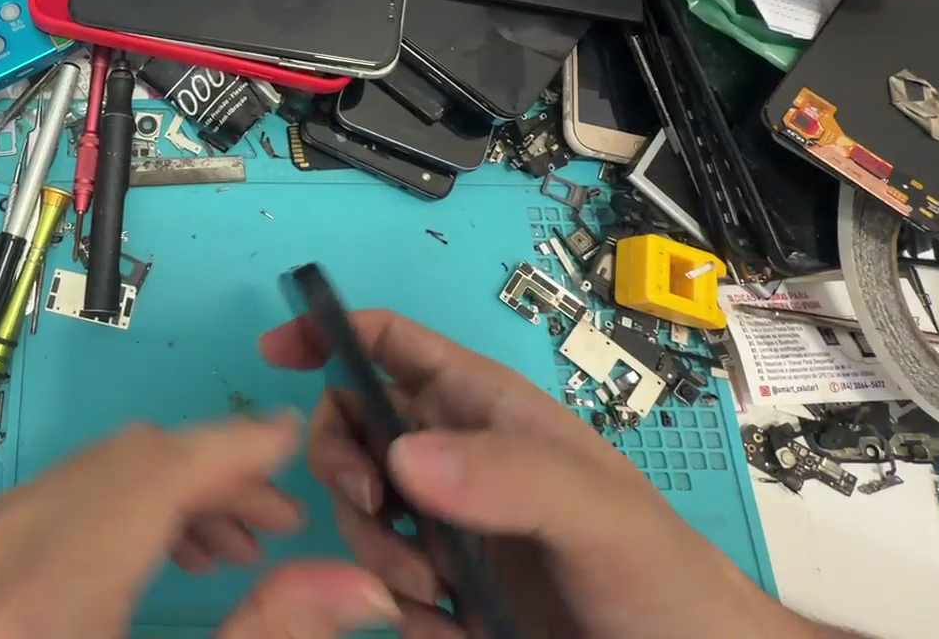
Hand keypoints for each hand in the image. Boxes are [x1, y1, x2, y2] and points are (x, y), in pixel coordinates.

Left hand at [0, 415, 403, 637]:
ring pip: (107, 464)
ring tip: (239, 546)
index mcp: (47, 589)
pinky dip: (135, 502)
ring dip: (181, 489)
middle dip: (218, 475)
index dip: (233, 446)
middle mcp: (8, 541)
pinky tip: (176, 547)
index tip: (293, 433)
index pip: (158, 471)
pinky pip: (77, 485)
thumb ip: (268, 632)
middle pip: (135, 459)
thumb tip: (359, 583)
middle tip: (283, 518)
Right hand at [261, 310, 824, 638]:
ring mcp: (439, 520)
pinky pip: (378, 577)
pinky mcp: (437, 586)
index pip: (389, 341)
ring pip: (357, 504)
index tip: (275, 351)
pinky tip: (450, 625)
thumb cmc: (663, 582)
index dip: (330, 329)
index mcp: (478, 407)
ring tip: (434, 590)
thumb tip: (399, 456)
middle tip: (373, 503)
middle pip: (350, 422)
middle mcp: (448, 453)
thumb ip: (508, 476)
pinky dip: (396, 601)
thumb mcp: (599, 516)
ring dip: (373, 545)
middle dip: (341, 458)